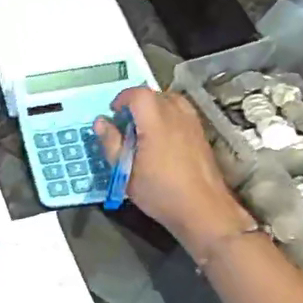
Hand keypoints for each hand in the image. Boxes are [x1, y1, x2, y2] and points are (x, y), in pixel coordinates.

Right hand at [96, 86, 253, 254]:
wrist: (201, 208)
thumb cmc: (159, 192)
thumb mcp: (126, 173)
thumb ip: (112, 143)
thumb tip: (100, 122)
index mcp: (156, 122)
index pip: (138, 94)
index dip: (122, 98)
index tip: (113, 113)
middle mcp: (177, 115)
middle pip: (155, 94)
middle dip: (137, 103)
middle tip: (125, 124)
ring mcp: (192, 123)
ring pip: (171, 101)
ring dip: (154, 108)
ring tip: (144, 130)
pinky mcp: (201, 134)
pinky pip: (182, 113)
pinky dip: (168, 116)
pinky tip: (162, 140)